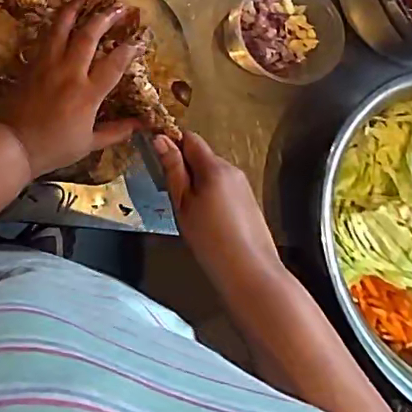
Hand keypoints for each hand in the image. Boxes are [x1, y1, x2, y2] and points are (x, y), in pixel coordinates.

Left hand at [0, 0, 143, 178]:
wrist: (13, 145)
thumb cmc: (53, 147)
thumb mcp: (89, 143)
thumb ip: (117, 131)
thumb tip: (141, 124)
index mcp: (87, 94)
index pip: (114, 63)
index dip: (130, 48)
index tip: (140, 38)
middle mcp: (69, 73)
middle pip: (89, 35)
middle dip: (106, 18)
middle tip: (120, 7)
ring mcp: (48, 64)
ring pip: (62, 28)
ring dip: (76, 8)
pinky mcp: (32, 63)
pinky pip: (46, 37)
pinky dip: (56, 23)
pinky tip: (62, 15)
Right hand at [152, 131, 281, 288]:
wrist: (250, 273)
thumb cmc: (210, 240)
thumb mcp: (183, 204)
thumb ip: (173, 169)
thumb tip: (160, 139)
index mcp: (214, 167)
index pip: (190, 138)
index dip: (173, 143)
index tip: (160, 161)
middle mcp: (231, 169)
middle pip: (202, 155)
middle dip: (185, 167)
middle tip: (174, 195)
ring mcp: (243, 185)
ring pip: (212, 172)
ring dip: (198, 182)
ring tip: (192, 212)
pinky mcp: (249, 200)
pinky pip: (224, 187)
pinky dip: (212, 195)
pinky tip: (209, 220)